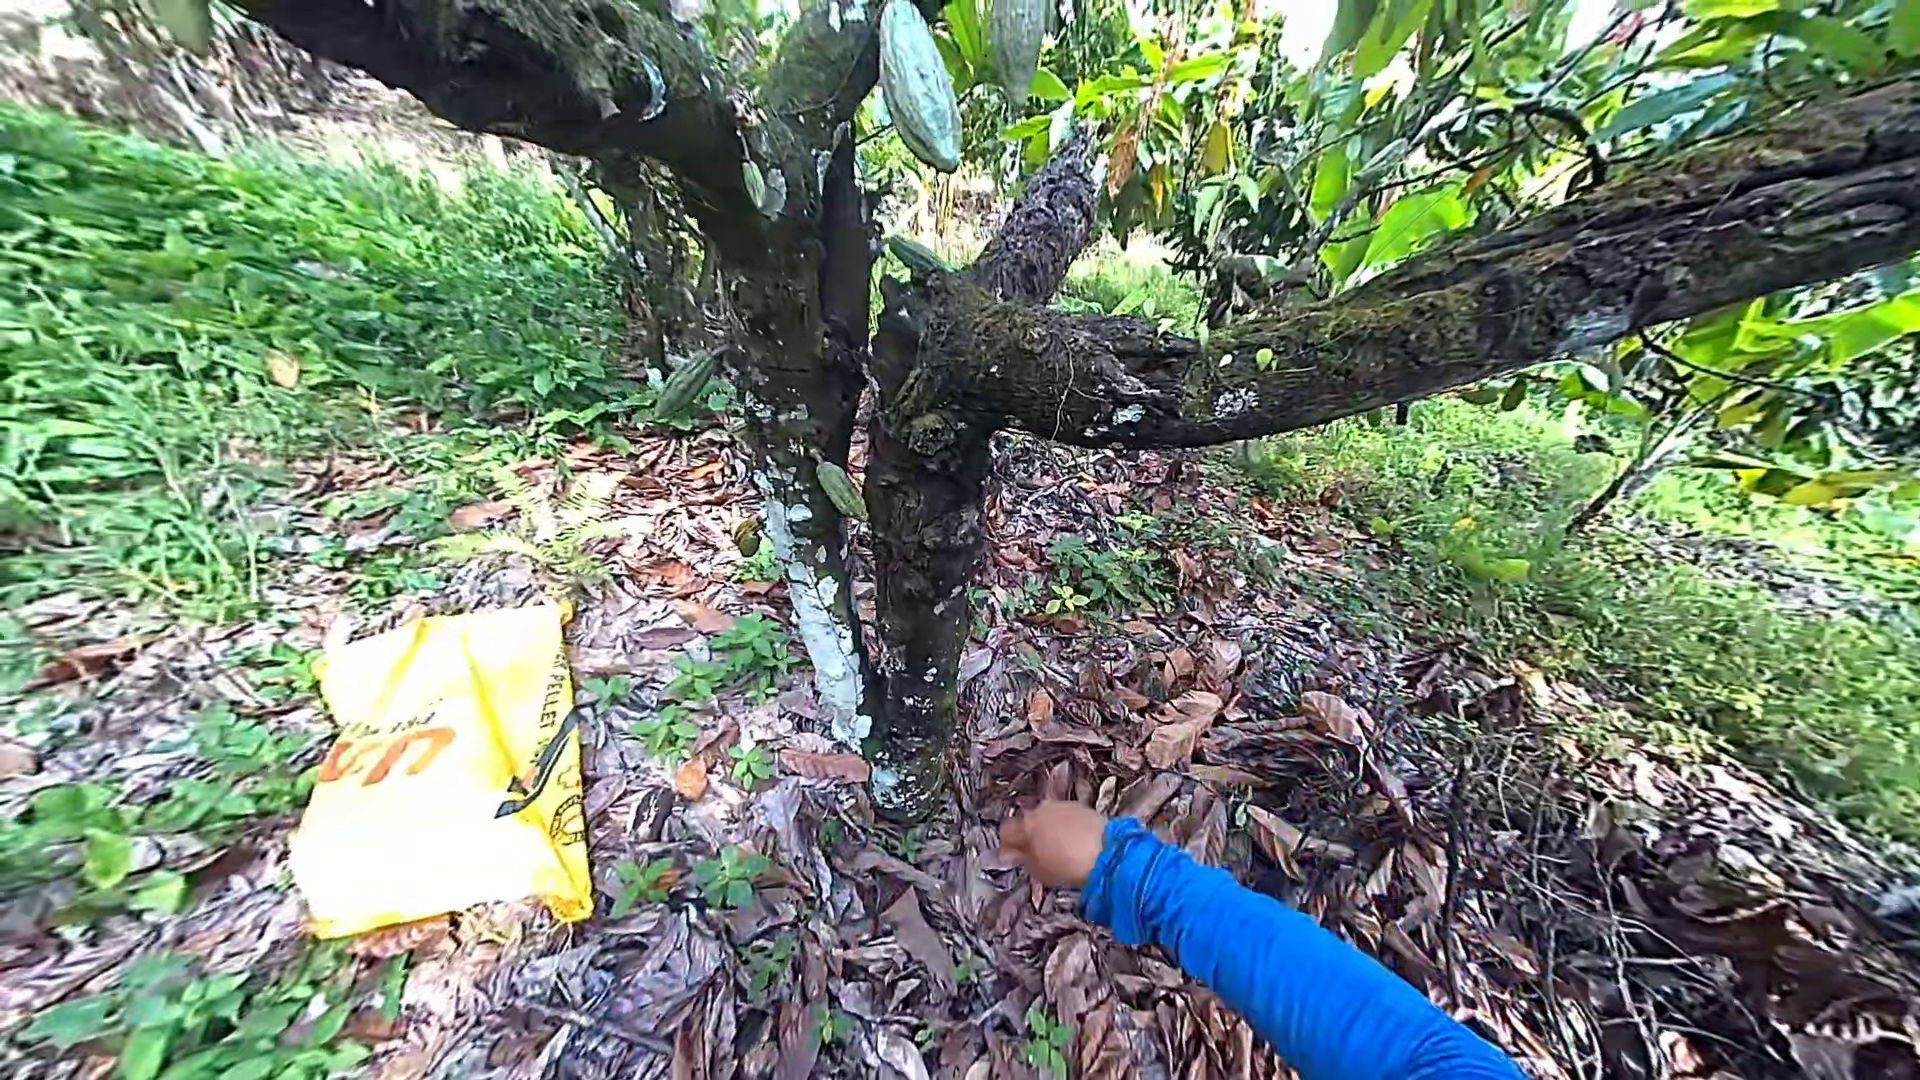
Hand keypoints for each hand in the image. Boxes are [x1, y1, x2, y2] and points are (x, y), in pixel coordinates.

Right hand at [999, 801, 1108, 887]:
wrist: (1106, 852)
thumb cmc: (1070, 866)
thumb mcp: (1040, 872)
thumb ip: (1022, 860)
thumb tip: (1013, 854)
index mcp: (1027, 826)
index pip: (1006, 830)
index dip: (1007, 843)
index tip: (1010, 853)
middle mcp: (1041, 810)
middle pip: (1027, 821)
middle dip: (1029, 835)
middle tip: (1036, 854)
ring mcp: (1061, 806)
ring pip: (1046, 816)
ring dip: (1047, 829)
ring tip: (1058, 849)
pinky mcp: (1079, 806)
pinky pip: (1064, 815)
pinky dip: (1064, 825)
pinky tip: (1073, 841)